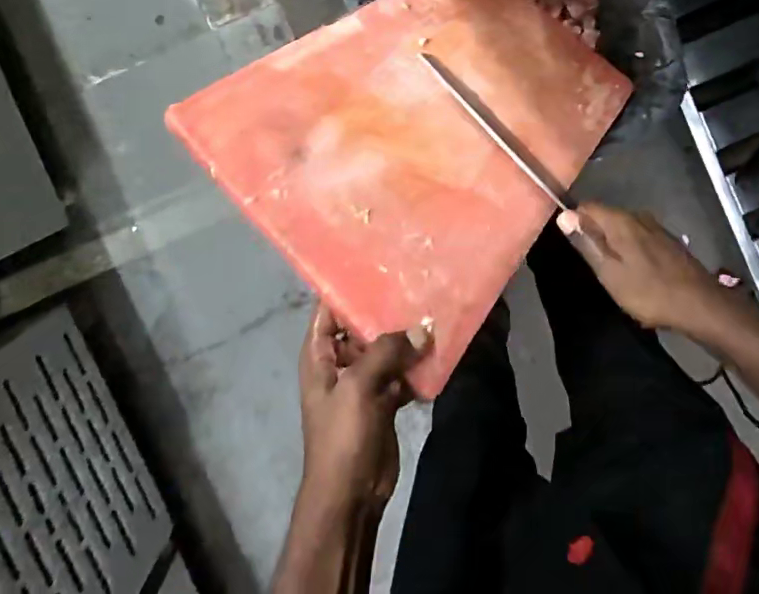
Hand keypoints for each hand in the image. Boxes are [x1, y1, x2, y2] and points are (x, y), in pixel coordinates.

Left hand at [296, 303, 429, 507]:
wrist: (351, 495)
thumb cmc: (342, 435)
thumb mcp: (358, 386)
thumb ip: (387, 352)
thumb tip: (423, 328)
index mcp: (320, 353)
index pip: (328, 308)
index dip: (346, 286)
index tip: (376, 263)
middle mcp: (338, 362)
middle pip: (361, 327)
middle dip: (386, 310)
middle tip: (417, 284)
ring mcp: (361, 382)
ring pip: (384, 350)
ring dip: (406, 338)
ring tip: (433, 311)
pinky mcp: (382, 401)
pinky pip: (400, 373)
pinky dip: (415, 366)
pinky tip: (438, 352)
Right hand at [559, 202, 740, 337]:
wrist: (704, 307)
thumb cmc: (650, 292)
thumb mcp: (609, 272)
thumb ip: (586, 242)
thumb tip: (563, 214)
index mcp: (620, 220)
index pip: (586, 206)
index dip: (574, 222)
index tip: (574, 246)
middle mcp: (638, 217)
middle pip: (606, 216)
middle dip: (595, 233)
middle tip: (592, 263)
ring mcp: (657, 229)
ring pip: (624, 227)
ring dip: (614, 243)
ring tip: (612, 269)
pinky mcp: (669, 243)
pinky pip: (640, 237)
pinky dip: (631, 249)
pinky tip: (635, 271)